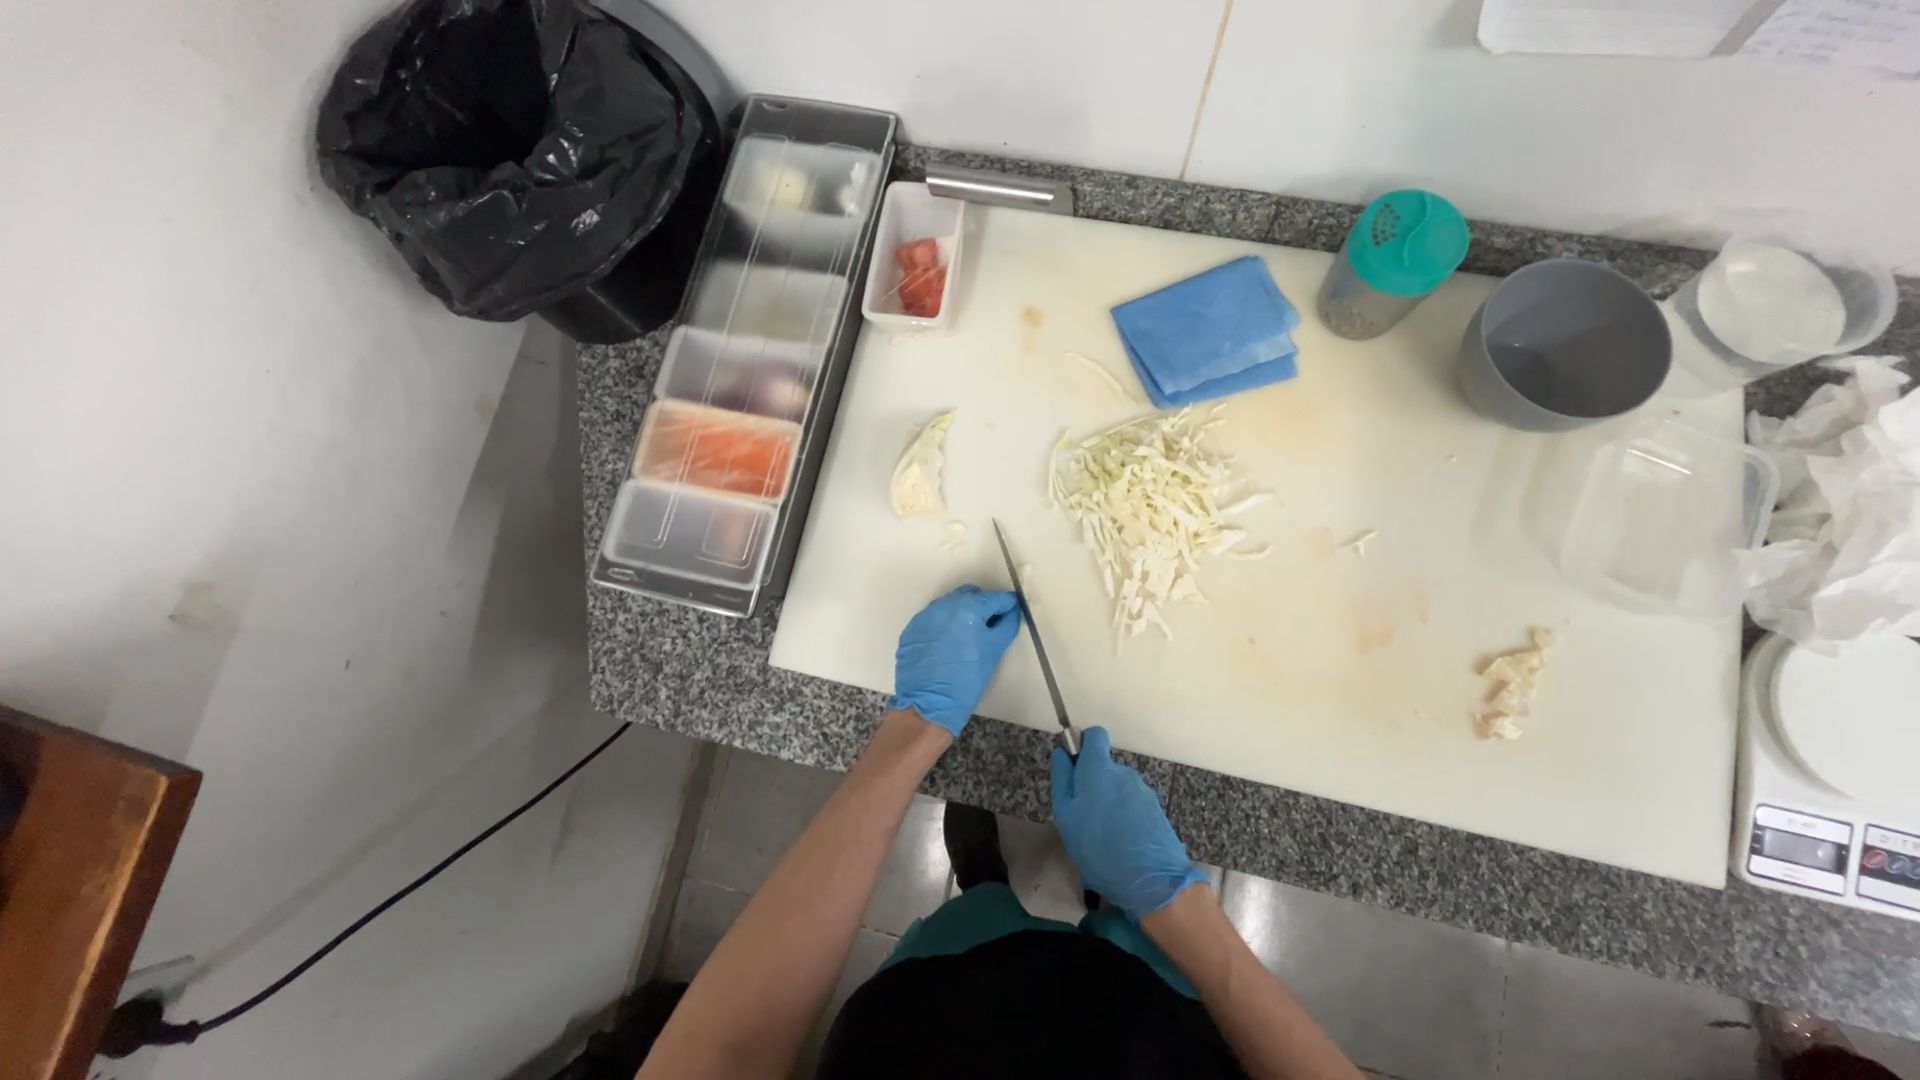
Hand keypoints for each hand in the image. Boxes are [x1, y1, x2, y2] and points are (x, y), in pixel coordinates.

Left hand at [888, 585, 1022, 737]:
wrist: (928, 704)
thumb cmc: (967, 679)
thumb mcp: (993, 651)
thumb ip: (1005, 626)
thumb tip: (1011, 612)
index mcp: (968, 607)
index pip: (995, 598)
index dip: (1007, 605)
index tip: (1011, 612)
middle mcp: (944, 604)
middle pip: (970, 595)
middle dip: (983, 604)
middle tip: (990, 624)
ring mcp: (925, 616)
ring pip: (949, 605)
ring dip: (962, 613)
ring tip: (968, 635)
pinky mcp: (912, 629)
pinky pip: (933, 619)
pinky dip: (944, 624)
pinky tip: (947, 644)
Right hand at [1051, 727, 1209, 918]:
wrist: (1154, 882)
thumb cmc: (1099, 849)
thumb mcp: (1066, 817)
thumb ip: (1063, 780)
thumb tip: (1062, 753)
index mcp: (1099, 769)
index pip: (1095, 735)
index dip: (1082, 745)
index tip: (1074, 767)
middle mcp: (1123, 773)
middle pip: (1104, 768)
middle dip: (1092, 786)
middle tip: (1083, 818)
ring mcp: (1143, 792)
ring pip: (1118, 789)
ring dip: (1109, 805)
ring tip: (1103, 839)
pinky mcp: (1156, 811)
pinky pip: (1133, 806)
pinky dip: (1125, 818)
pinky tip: (1122, 846)